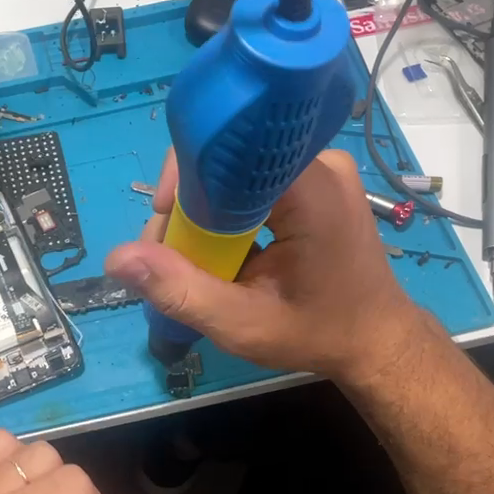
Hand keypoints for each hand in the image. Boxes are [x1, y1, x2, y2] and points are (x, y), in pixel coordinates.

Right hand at [105, 149, 431, 386]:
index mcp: (309, 185)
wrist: (377, 341)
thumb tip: (117, 259)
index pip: (227, 151)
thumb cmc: (318, 332)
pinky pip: (253, 183)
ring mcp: (320, 169)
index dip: (183, 181)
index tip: (162, 224)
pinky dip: (227, 214)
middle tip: (173, 258)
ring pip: (235, 174)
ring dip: (204, 214)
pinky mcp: (315, 182)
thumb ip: (180, 290)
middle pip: (227, 161)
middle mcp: (317, 162)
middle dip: (188, 207)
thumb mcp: (243, 323)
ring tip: (196, 261)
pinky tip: (222, 251)